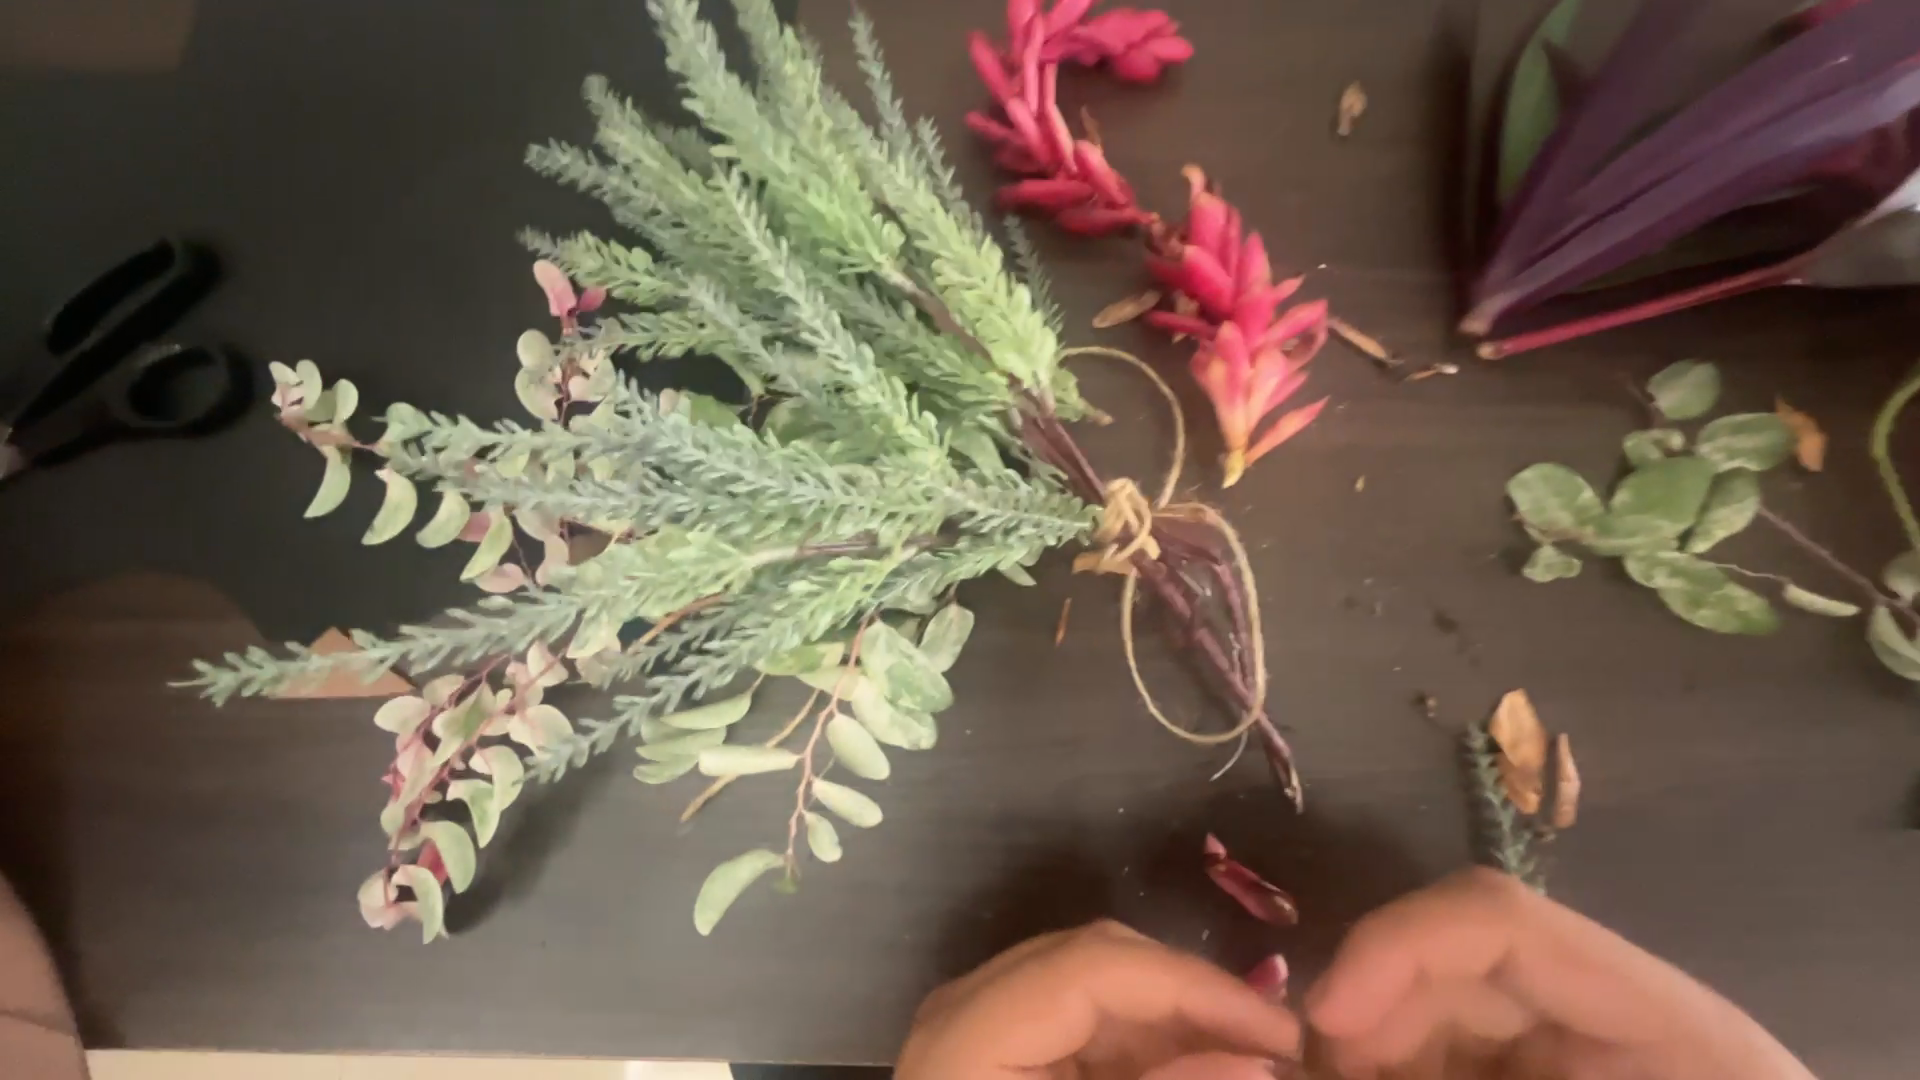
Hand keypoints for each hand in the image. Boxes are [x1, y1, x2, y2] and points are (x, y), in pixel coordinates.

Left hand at [898, 920, 1299, 1079]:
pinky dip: (1146, 1040)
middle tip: (1281, 1043)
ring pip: (1098, 983)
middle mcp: (971, 1002)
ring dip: (1177, 1016)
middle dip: (1193, 995)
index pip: (1094, 965)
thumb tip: (1261, 1060)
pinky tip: (1200, 1060)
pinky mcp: (1003, 1043)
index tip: (1282, 1030)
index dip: (1194, 985)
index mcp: (970, 1032)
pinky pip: (1085, 1020)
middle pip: (1097, 960)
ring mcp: (983, 1018)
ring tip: (1254, 1053)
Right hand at [1304, 869, 1814, 1079]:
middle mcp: (1603, 1007)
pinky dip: (1400, 1059)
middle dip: (1367, 1007)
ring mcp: (1571, 1044)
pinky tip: (1369, 1075)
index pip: (1493, 917)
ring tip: (1332, 1069)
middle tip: (1309, 1064)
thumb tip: (1339, 1057)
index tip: (1325, 1019)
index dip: (1390, 946)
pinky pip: (1448, 1046)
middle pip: (1447, 960)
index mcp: (1657, 1014)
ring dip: (1372, 1040)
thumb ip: (1458, 1068)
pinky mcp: (1537, 1068)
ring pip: (1433, 1004)